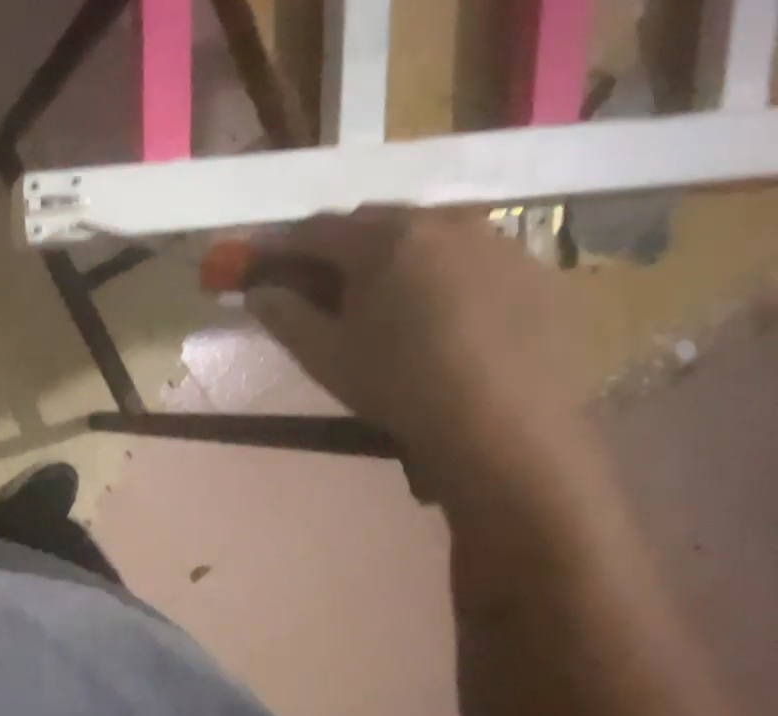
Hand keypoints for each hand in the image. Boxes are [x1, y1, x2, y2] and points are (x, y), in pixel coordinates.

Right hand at [244, 208, 591, 476]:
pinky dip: (438, 270)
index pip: (315, 229)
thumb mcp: (324, 355)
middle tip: (314, 283)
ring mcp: (494, 240)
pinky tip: (435, 312)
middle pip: (371, 221)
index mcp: (384, 241)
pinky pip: (468, 254)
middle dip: (335, 245)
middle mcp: (442, 223)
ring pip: (424, 232)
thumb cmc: (398, 384)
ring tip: (378, 296)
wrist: (506, 421)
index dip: (279, 247)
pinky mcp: (531, 266)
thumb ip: (284, 315)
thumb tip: (258, 292)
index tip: (257, 267)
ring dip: (390, 253)